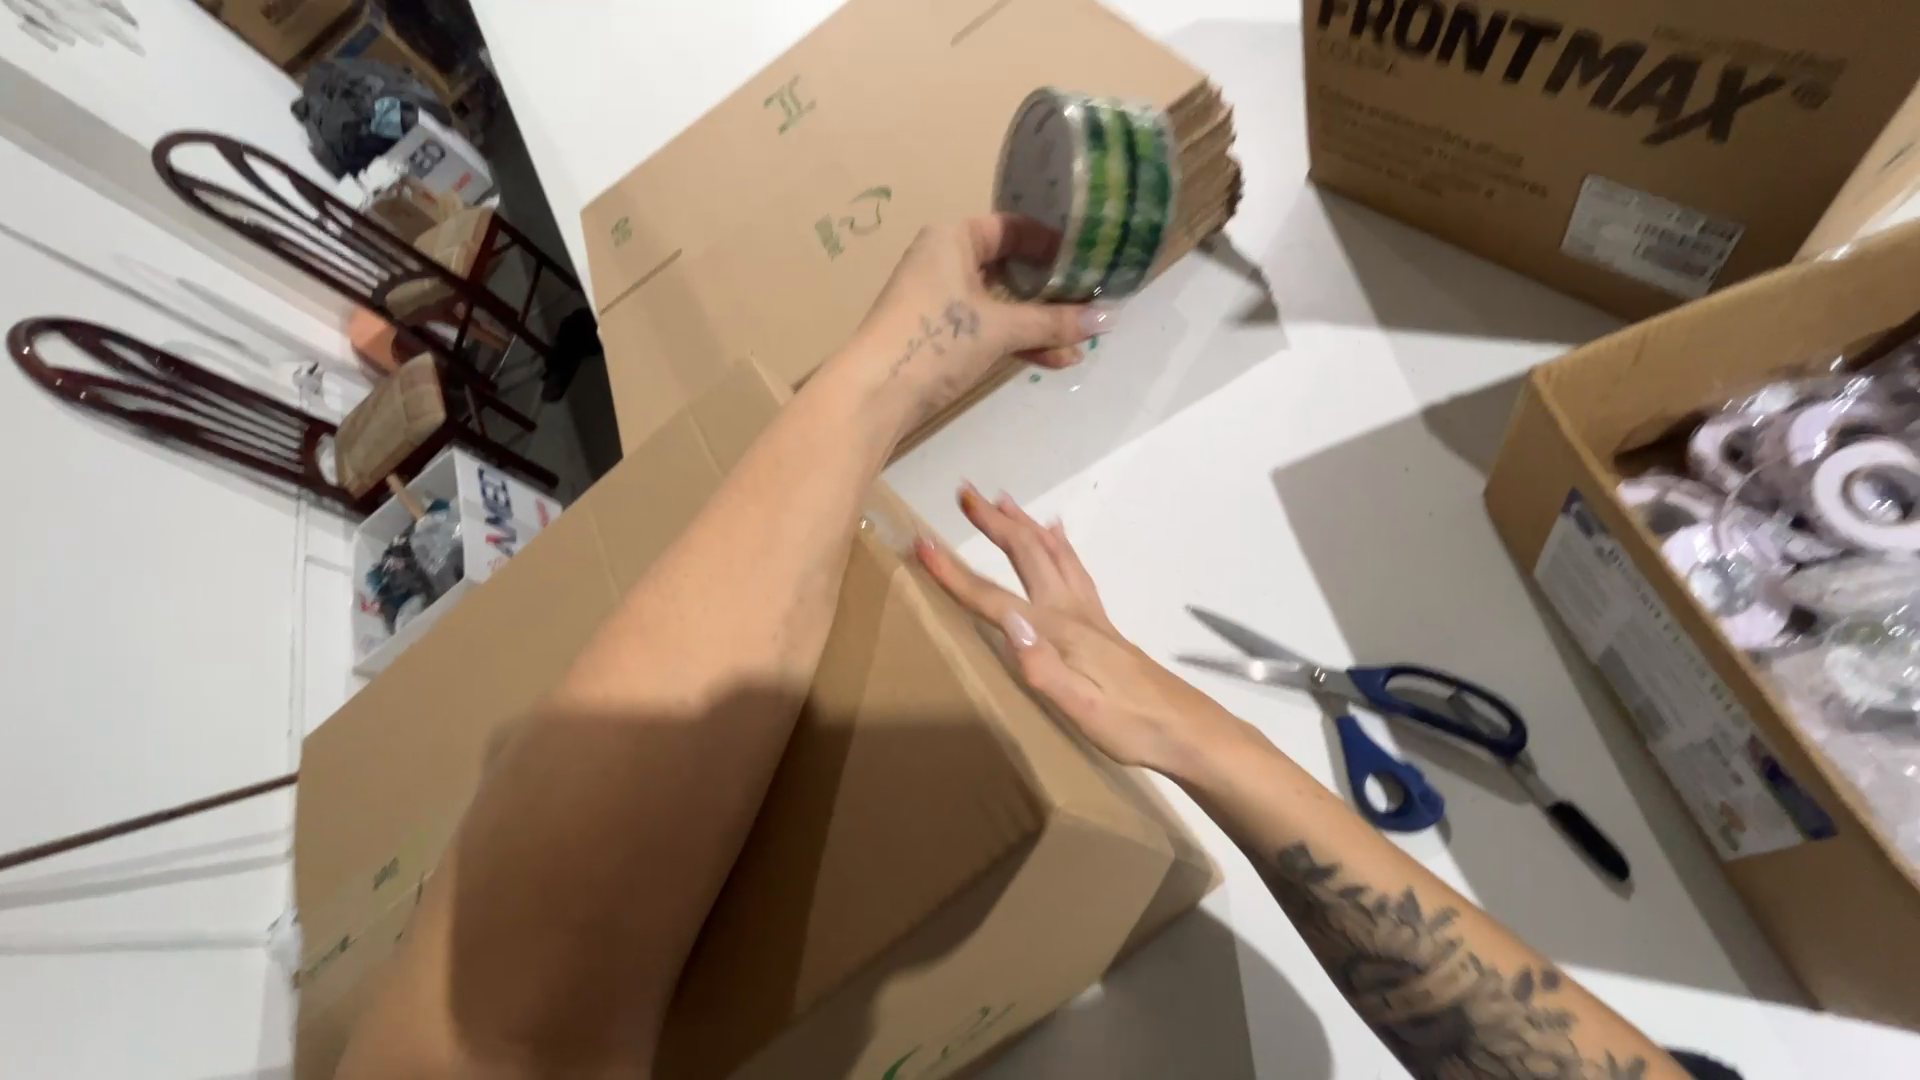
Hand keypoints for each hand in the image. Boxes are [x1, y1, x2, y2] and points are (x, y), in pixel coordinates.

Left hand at [834, 215, 1112, 434]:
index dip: (1052, 242)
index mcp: (953, 239)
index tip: (1089, 259)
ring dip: (1039, 326)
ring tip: (1081, 343)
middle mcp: (945, 263)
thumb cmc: (936, 340)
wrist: (874, 394)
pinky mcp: (939, 339)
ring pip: (1002, 306)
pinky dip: (1018, 343)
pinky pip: (988, 331)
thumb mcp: (1000, 328)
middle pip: (1010, 270)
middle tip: (1092, 303)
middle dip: (1051, 293)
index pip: (1013, 228)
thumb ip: (1054, 323)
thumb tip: (1108, 318)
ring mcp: (940, 303)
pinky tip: (1055, 360)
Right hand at [914, 486, 1239, 774]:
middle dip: (993, 523)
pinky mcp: (1101, 622)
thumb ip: (1041, 665)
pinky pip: (1074, 567)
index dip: (953, 573)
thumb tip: (1008, 621)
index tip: (921, 543)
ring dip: (1022, 524)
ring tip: (1001, 501)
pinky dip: (1058, 543)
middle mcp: (1070, 610)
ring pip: (1051, 553)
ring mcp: (1089, 613)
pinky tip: (1056, 534)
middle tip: (965, 494)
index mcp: (1055, 631)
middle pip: (1027, 555)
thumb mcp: (1080, 708)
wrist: (1187, 730)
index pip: (993, 597)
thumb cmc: (1130, 726)